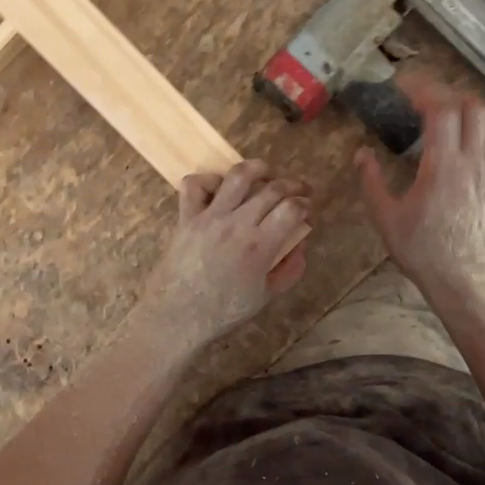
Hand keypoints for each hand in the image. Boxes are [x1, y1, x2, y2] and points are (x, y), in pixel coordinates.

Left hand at [135, 160, 309, 349]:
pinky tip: (220, 187)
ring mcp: (210, 217)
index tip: (307, 208)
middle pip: (272, 189)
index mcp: (260, 246)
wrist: (177, 317)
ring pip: (237, 176)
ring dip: (258, 168)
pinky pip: (194, 185)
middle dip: (293, 185)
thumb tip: (301, 245)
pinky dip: (209, 179)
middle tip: (299, 189)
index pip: (292, 209)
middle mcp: (237, 224)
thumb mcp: (266, 297)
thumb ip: (289, 270)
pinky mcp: (186, 217)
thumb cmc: (223, 312)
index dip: (305, 204)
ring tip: (267, 172)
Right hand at [357, 78, 484, 290]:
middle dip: (446, 93)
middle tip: (422, 99)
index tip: (403, 84)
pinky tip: (466, 134)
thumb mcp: (386, 218)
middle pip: (472, 105)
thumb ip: (372, 182)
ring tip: (447, 111)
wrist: (461, 279)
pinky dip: (484, 125)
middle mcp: (472, 161)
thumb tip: (362, 154)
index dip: (423, 88)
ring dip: (470, 106)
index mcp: (443, 166)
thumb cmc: (421, 250)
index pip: (441, 109)